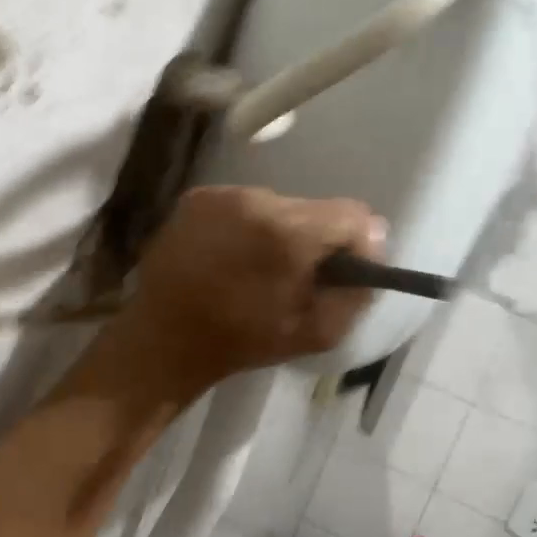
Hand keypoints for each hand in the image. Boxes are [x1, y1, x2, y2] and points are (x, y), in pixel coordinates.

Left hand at [124, 186, 384, 382]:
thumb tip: (373, 245)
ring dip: (277, 231)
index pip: (352, 214)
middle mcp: (253, 199)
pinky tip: (229, 258)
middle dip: (313, 240)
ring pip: (275, 205)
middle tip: (295, 278)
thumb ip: (356, 288)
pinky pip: (239, 206)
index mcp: (286, 230)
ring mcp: (218, 196)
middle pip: (311, 209)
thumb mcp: (318, 331)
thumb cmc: (241, 340)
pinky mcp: (192, 199)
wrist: (163, 338)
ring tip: (257, 270)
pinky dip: (244, 227)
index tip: (340, 273)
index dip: (356, 244)